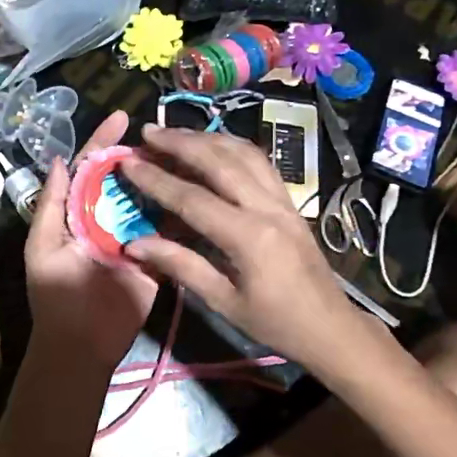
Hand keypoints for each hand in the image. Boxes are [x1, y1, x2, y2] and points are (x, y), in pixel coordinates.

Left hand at [25, 111, 159, 368]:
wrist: (80, 344)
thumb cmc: (55, 294)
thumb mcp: (42, 246)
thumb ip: (51, 203)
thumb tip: (60, 159)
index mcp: (77, 213)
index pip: (90, 169)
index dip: (103, 143)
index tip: (121, 117)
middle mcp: (106, 219)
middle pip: (124, 179)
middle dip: (139, 155)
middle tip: (160, 135)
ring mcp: (132, 237)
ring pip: (148, 199)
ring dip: (161, 177)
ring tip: (182, 152)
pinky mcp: (154, 256)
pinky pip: (167, 231)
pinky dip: (179, 211)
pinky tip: (195, 189)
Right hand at [119, 125, 386, 369]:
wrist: (329, 326)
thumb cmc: (274, 322)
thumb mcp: (223, 302)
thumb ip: (180, 266)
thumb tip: (134, 244)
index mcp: (248, 237)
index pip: (193, 198)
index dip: (156, 179)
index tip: (127, 161)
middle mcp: (267, 208)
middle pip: (219, 161)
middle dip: (181, 142)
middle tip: (148, 130)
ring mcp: (282, 200)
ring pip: (243, 153)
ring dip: (207, 138)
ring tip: (176, 132)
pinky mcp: (290, 200)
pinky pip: (260, 161)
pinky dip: (232, 146)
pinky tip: (214, 144)